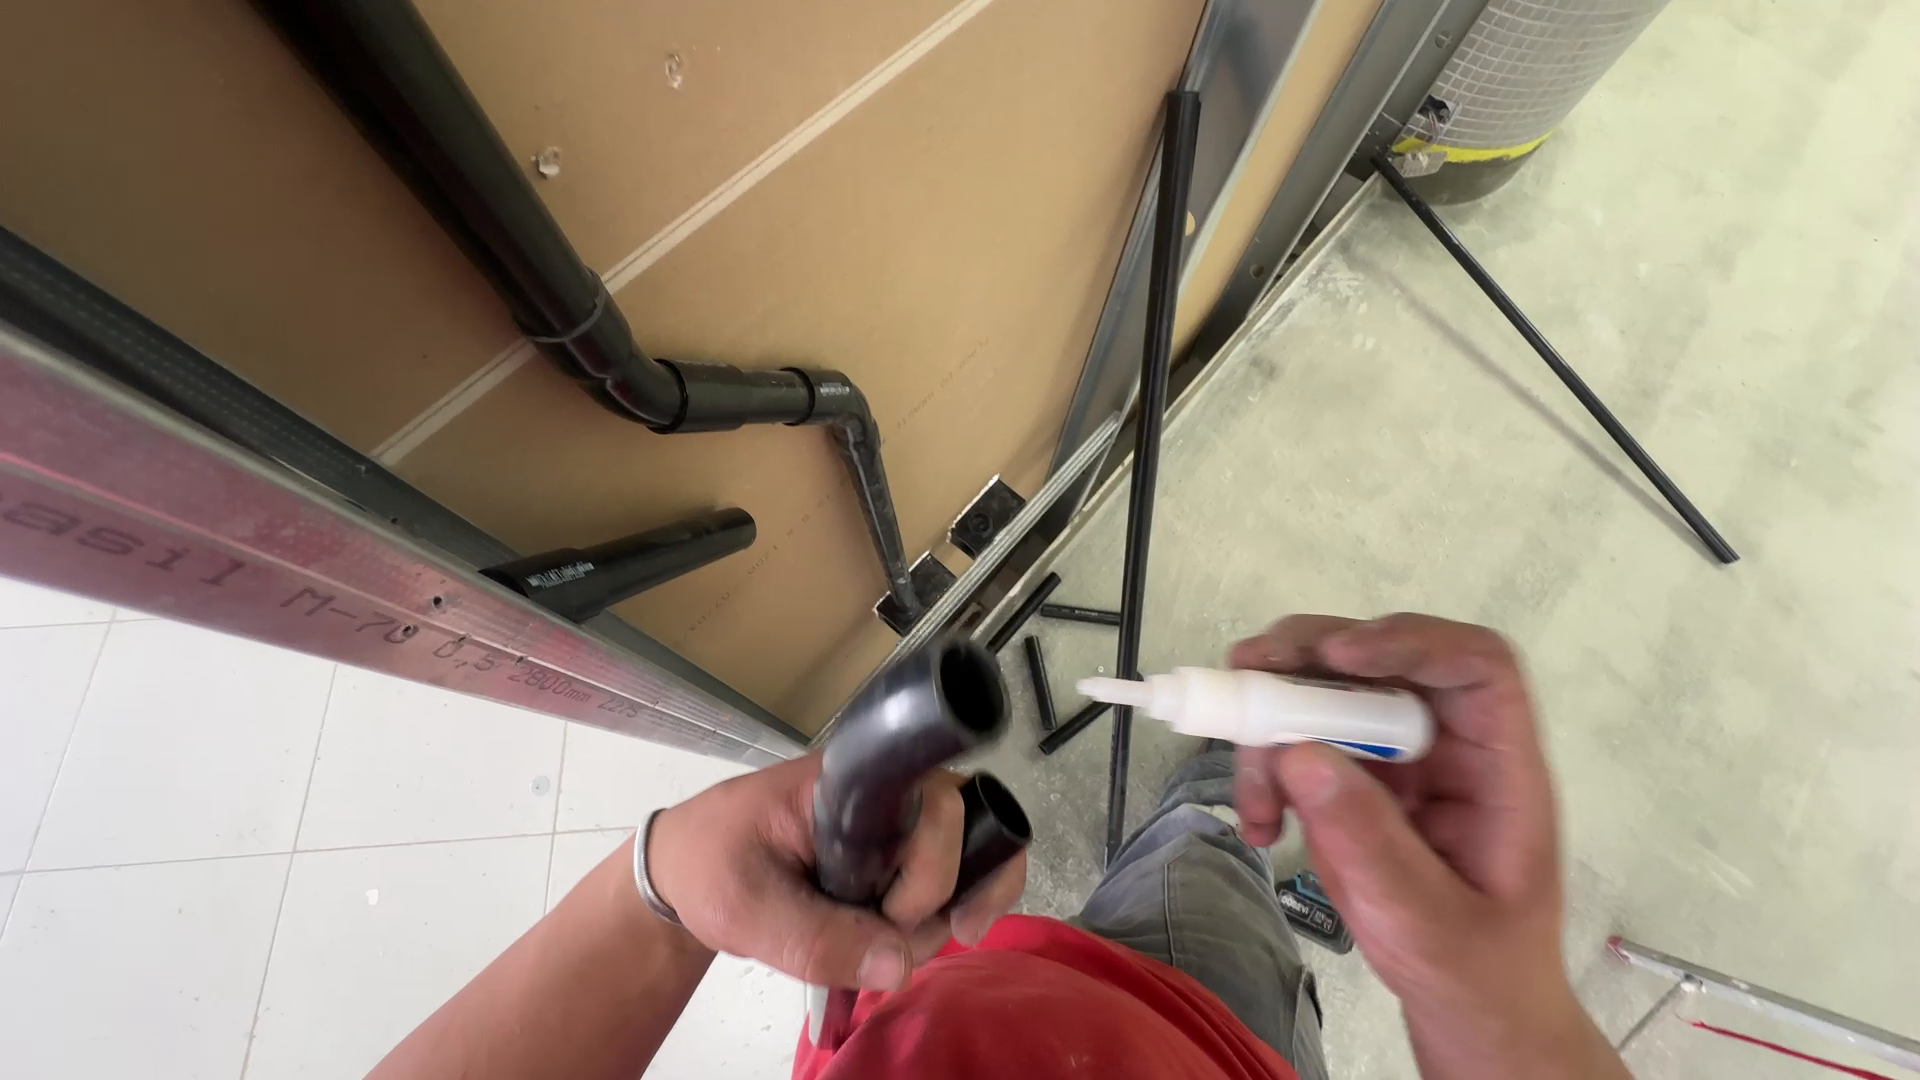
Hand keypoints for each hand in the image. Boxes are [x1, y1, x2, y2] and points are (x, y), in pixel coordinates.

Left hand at [646, 754, 1025, 991]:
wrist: (689, 861)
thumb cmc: (711, 865)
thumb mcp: (747, 909)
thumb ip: (816, 939)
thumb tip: (899, 965)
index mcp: (851, 783)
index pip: (934, 803)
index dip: (935, 867)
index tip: (912, 924)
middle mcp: (886, 790)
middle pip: (963, 829)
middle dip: (942, 900)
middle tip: (896, 945)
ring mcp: (893, 817)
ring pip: (962, 854)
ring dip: (938, 916)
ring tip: (883, 951)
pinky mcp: (892, 846)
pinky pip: (944, 868)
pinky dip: (944, 908)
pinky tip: (911, 942)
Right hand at [1230, 614, 1624, 1079]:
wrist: (1458, 1002)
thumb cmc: (1472, 967)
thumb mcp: (1425, 919)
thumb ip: (1370, 841)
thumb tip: (1299, 754)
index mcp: (1493, 762)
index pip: (1472, 665)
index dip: (1408, 641)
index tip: (1334, 658)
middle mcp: (1436, 739)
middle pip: (1373, 658)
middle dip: (1303, 660)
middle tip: (1243, 676)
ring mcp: (1385, 751)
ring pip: (1314, 692)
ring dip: (1265, 727)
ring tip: (1254, 803)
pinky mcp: (1341, 770)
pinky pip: (1287, 738)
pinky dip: (1257, 767)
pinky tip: (1258, 824)